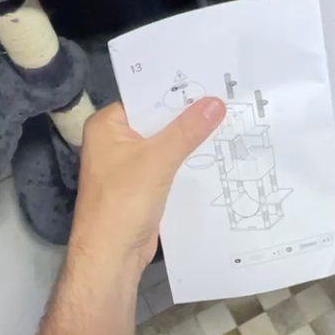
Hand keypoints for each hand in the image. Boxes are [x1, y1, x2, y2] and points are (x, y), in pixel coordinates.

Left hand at [70, 98, 226, 276]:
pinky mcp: (141, 186)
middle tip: (226, 97)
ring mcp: (127, 165)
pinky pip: (168, 165)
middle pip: (156, 121)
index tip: (209, 79)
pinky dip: (186, 161)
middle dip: (187, 115)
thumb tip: (216, 102)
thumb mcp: (158, 159)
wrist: (111, 255)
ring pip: (164, 144)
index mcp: (107, 126)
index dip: (175, 90)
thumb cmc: (124, 201)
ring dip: (189, 140)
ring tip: (227, 120)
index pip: (144, 98)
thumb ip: (188, 130)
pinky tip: (214, 154)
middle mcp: (114, 141)